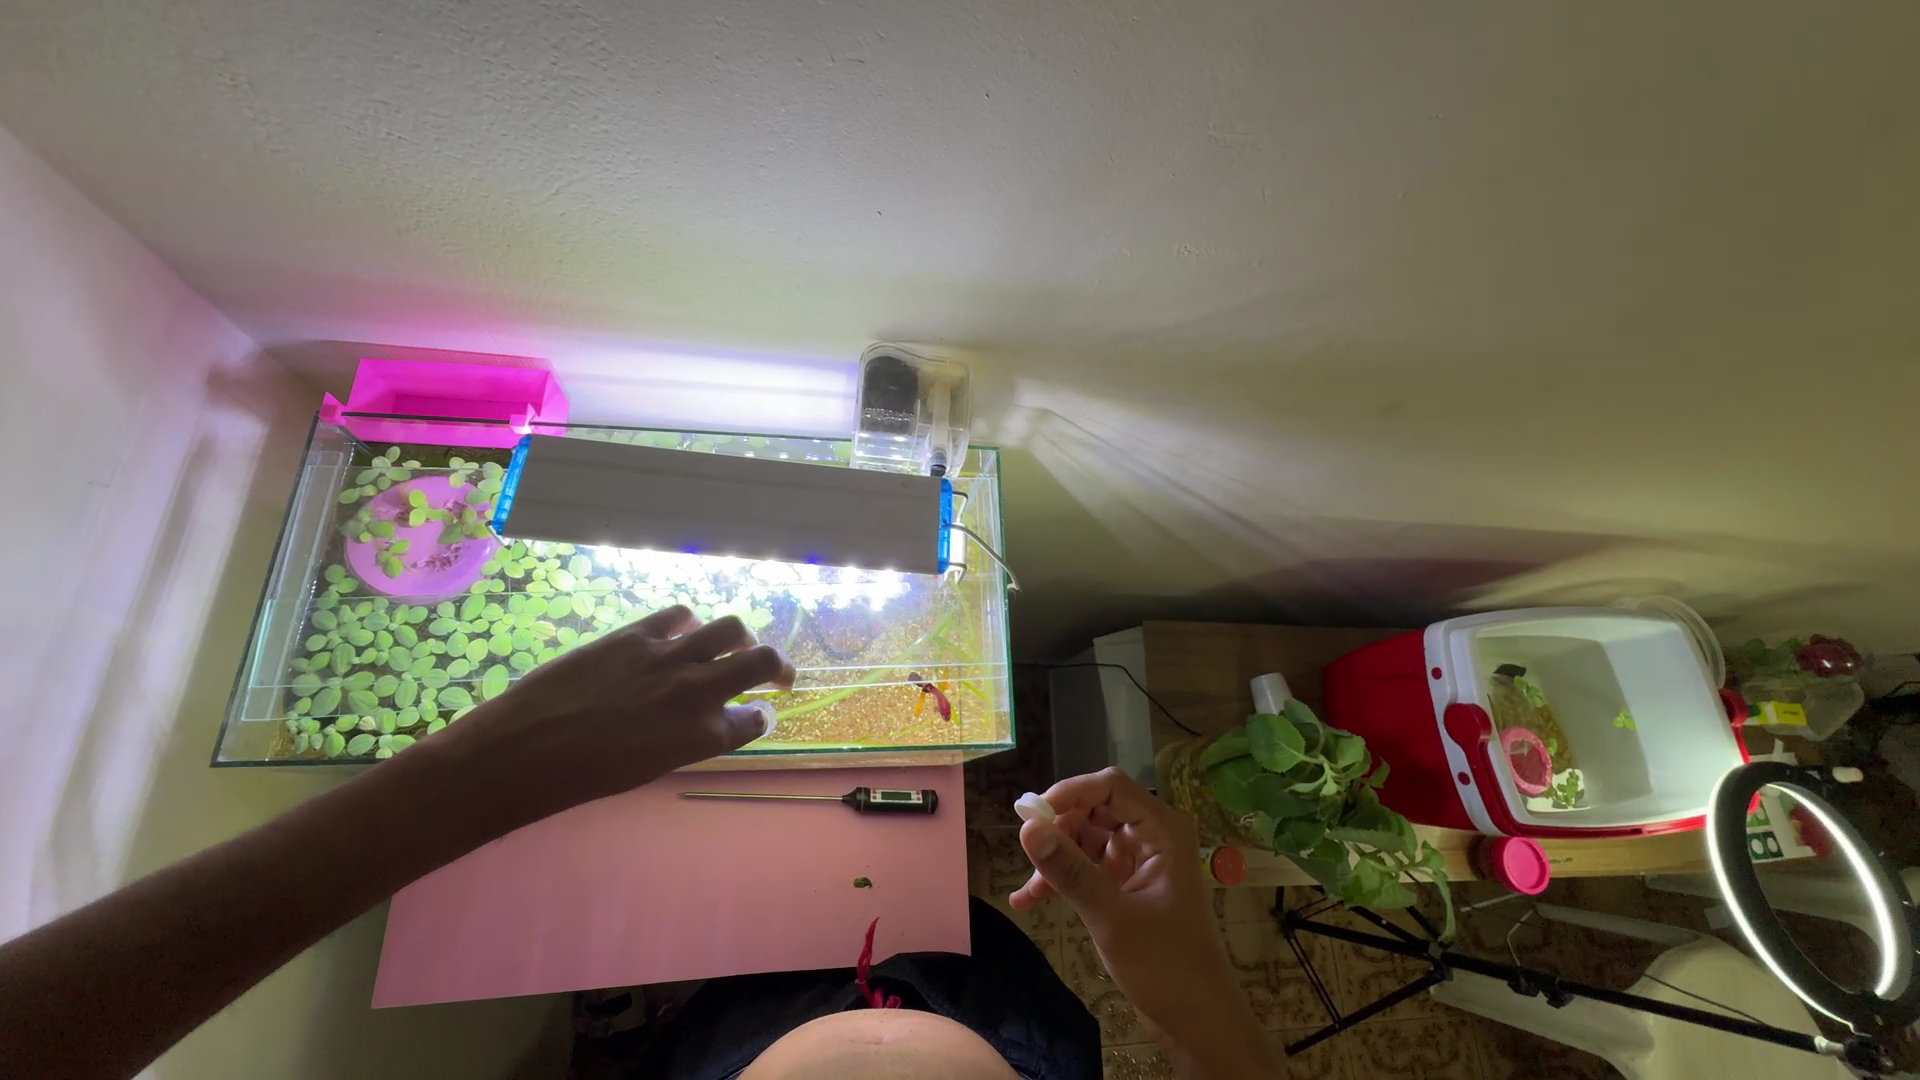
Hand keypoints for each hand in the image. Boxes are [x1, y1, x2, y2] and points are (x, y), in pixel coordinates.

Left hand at [437, 605, 794, 820]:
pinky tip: (682, 632)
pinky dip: (690, 623)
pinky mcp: (636, 634)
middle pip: (762, 661)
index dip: (761, 716)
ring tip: (734, 644)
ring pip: (731, 628)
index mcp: (701, 735)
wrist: (522, 753)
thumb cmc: (585, 778)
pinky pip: (680, 614)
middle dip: (780, 666)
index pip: (754, 719)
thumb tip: (712, 721)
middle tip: (779, 673)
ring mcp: (667, 657)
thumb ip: (691, 739)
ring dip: (742, 638)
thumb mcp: (653, 767)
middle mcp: (696, 691)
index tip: (760, 714)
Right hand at [1011, 768, 1273, 1077]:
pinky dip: (1064, 878)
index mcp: (1163, 830)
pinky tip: (1030, 900)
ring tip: (1029, 892)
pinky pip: (1089, 865)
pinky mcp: (1129, 882)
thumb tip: (1026, 827)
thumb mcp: (1110, 916)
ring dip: (1057, 858)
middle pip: (1095, 808)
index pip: (1110, 787)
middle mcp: (1153, 834)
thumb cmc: (1165, 966)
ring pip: (1087, 836)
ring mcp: (1141, 858)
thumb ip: (1069, 870)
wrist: (1198, 1022)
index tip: (1032, 816)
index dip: (1069, 792)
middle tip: (1029, 856)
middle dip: (1059, 830)